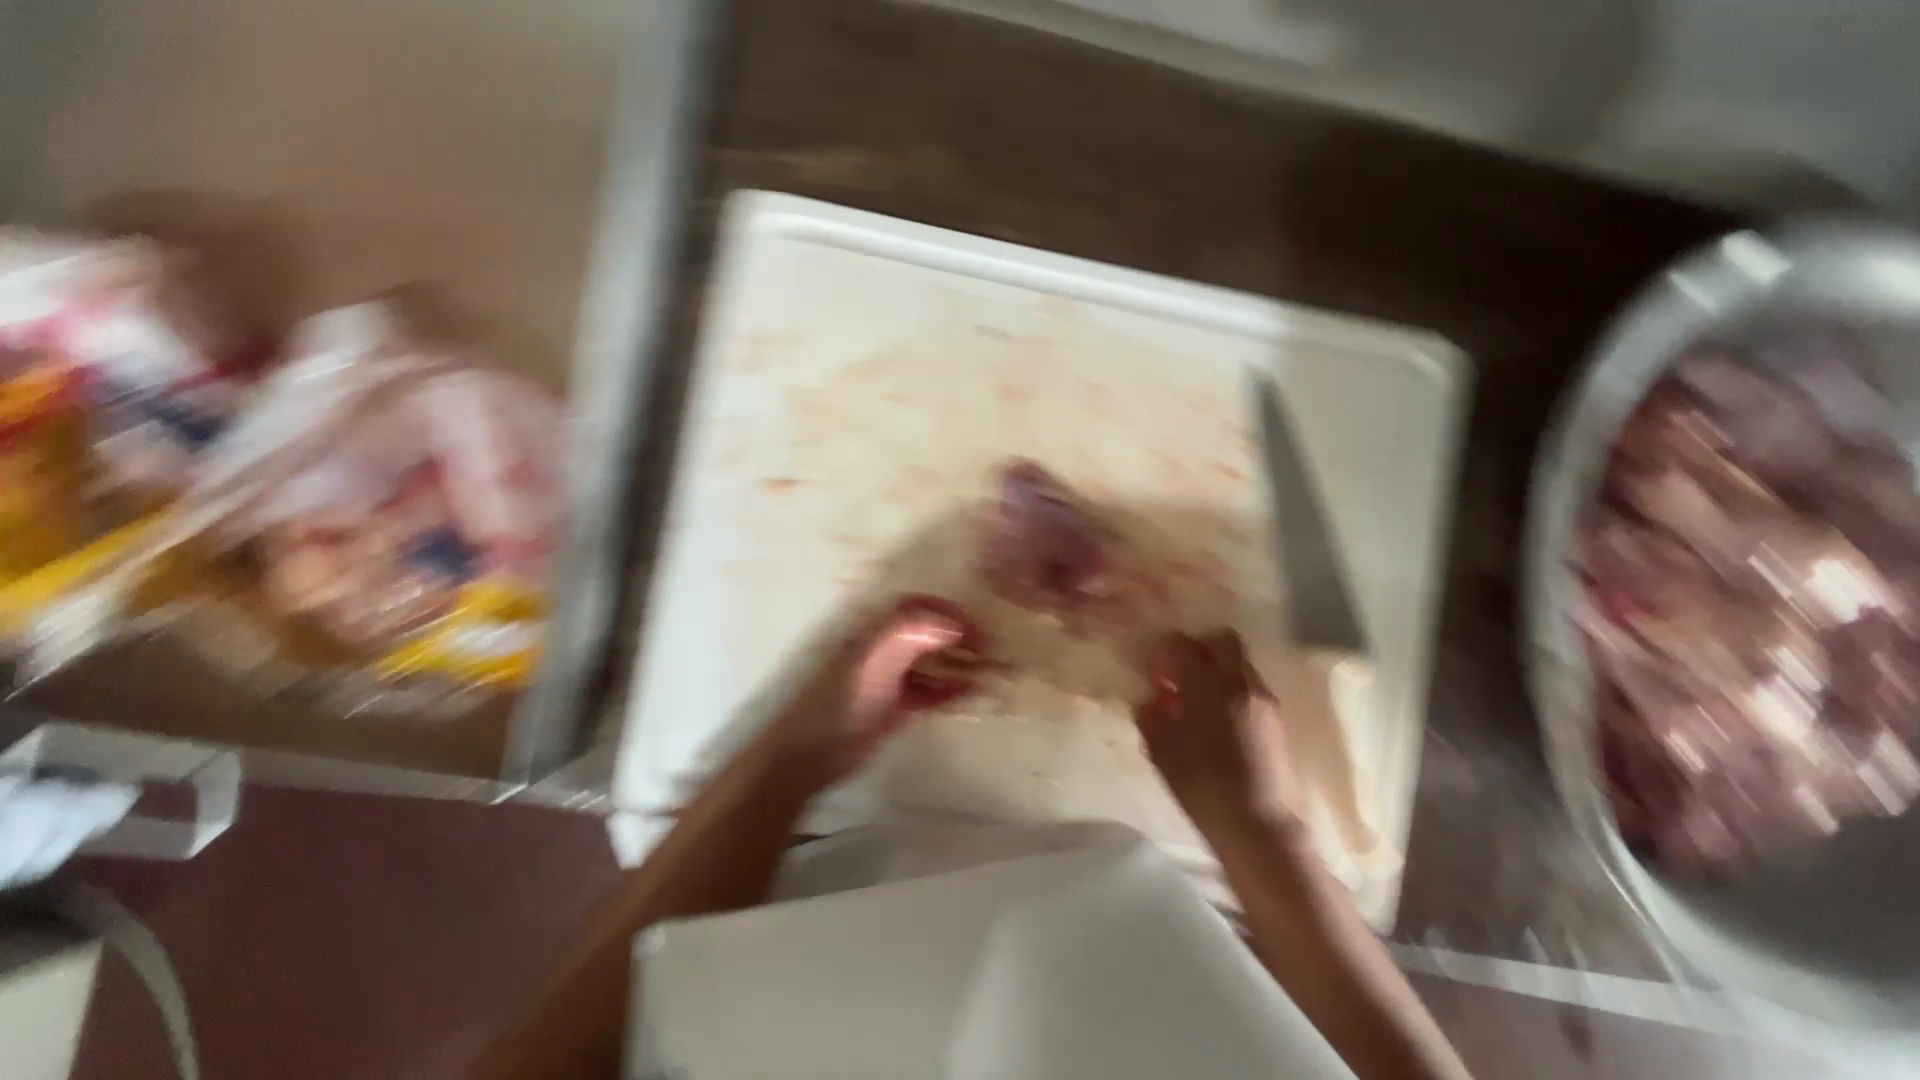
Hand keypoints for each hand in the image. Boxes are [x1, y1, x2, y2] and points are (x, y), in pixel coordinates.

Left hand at [759, 595, 984, 792]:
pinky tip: (970, 695)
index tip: (980, 631)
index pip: (920, 609)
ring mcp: (889, 679)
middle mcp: (884, 649)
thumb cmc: (840, 705)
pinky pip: (930, 691)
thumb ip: (907, 635)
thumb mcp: (874, 664)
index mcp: (876, 632)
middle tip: (993, 652)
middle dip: (962, 638)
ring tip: (990, 674)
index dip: (950, 613)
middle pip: (929, 633)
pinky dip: (951, 690)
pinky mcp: (894, 706)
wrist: (810, 755)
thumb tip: (952, 621)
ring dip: (961, 664)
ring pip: (933, 662)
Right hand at [1135, 629, 1303, 829]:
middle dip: (1197, 648)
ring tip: (1197, 702)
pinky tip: (1217, 721)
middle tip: (1178, 675)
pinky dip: (1231, 689)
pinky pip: (1250, 686)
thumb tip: (1151, 698)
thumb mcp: (1162, 753)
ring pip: (1239, 663)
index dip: (1163, 651)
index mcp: (1208, 686)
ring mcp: (1263, 699)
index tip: (1153, 671)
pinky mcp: (1276, 718)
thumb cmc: (1202, 788)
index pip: (1182, 645)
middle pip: (1222, 641)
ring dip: (1216, 670)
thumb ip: (1150, 716)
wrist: (1259, 824)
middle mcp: (1240, 683)